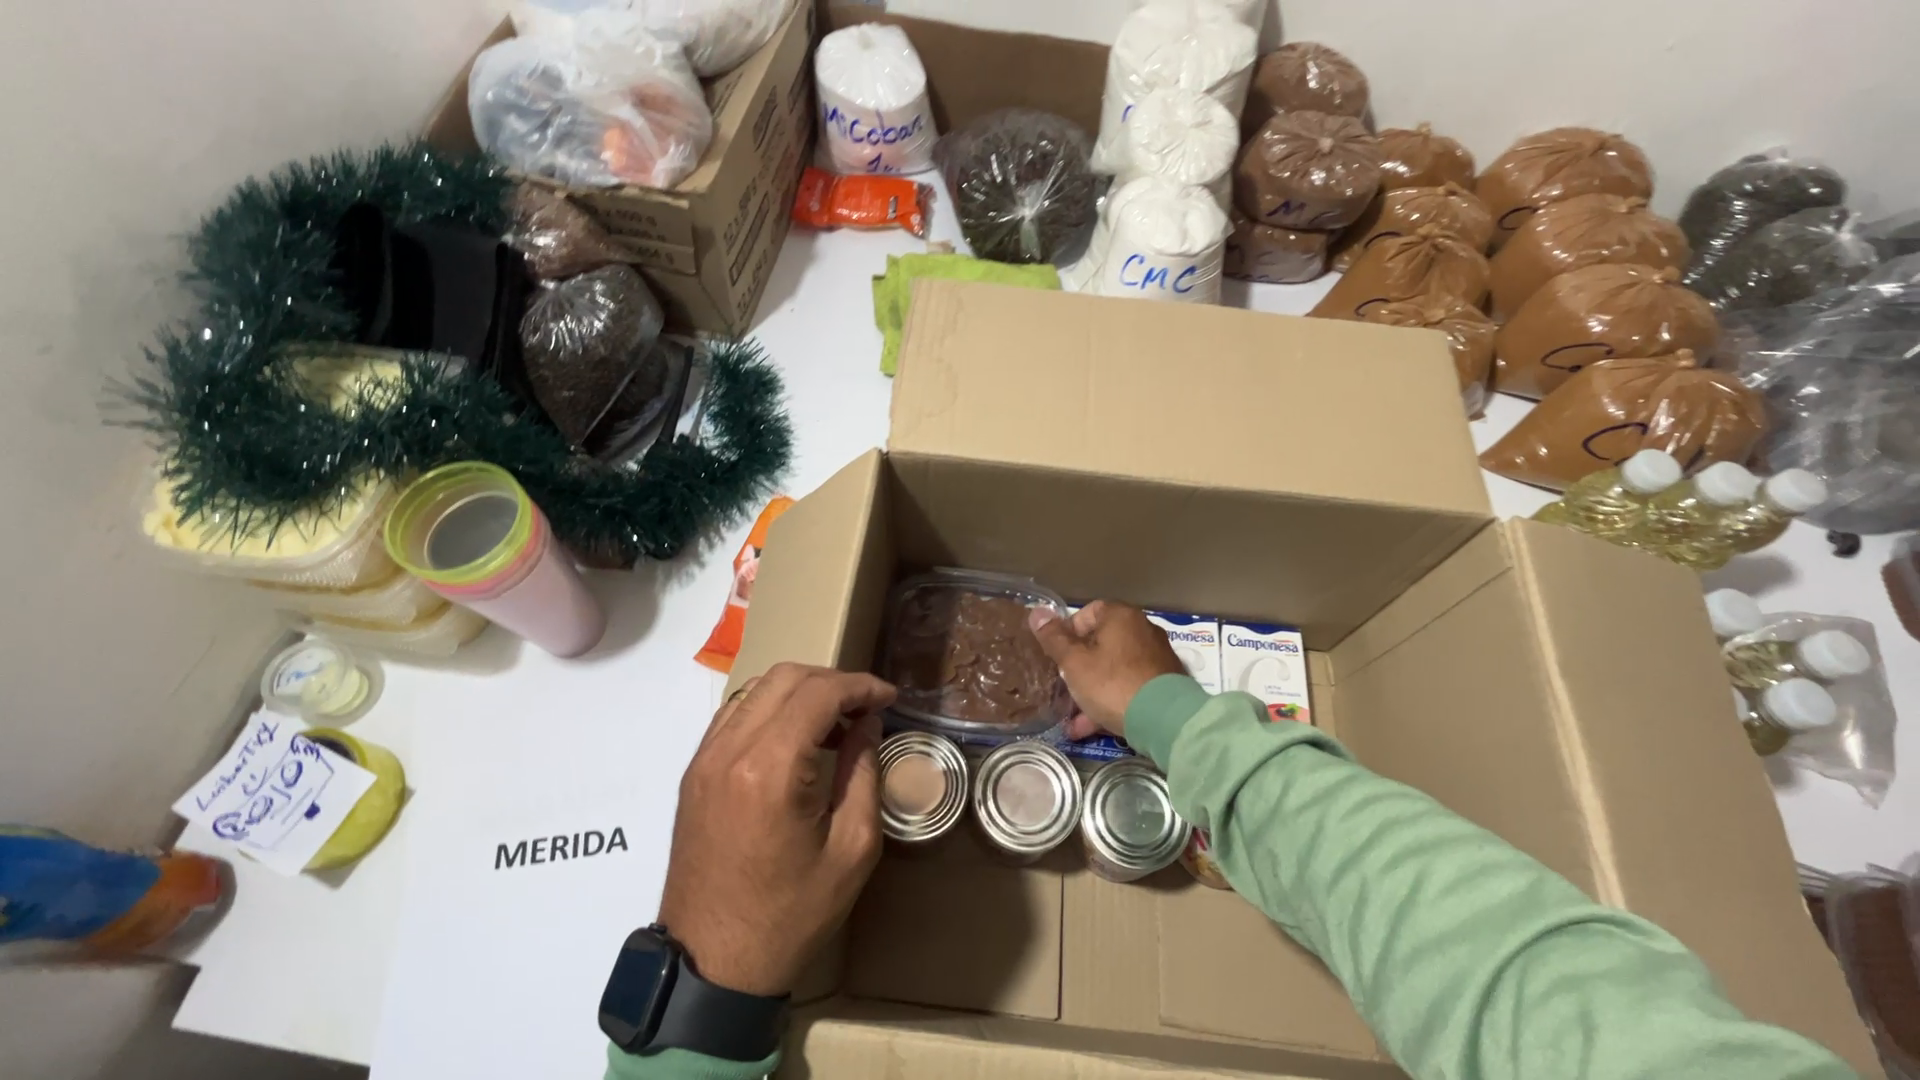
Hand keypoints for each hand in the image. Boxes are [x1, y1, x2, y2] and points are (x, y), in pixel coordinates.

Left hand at [657, 663, 895, 996]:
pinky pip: (735, 714)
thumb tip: (867, 723)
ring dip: (801, 690)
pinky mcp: (694, 772)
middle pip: (786, 677)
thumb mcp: (852, 849)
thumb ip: (864, 773)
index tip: (890, 698)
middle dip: (834, 681)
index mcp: (771, 770)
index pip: (819, 693)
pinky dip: (771, 708)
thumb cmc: (791, 914)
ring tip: (837, 721)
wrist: (711, 963)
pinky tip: (797, 736)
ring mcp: (705, 758)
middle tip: (867, 707)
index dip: (861, 686)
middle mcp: (730, 750)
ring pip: (757, 688)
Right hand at [1028, 601, 1184, 739]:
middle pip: (1101, 644)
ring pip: (1114, 670)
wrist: (1165, 721)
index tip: (1056, 656)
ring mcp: (1156, 658)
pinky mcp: (1164, 684)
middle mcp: (1142, 631)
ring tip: (1072, 718)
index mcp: (1121, 617)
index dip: (1067, 633)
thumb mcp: (1074, 663)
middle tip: (1061, 688)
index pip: (1087, 613)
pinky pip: (1129, 687)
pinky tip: (1090, 727)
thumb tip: (1036, 613)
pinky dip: (1111, 701)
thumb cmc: (1112, 684)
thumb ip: (1053, 639)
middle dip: (1078, 669)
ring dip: (1091, 691)